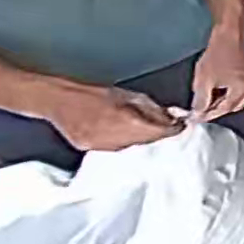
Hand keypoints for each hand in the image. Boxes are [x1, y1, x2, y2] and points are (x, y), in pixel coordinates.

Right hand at [43, 82, 180, 151]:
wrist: (61, 101)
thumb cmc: (99, 94)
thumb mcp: (135, 96)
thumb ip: (154, 110)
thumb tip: (171, 118)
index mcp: (126, 121)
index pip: (158, 131)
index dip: (173, 129)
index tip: (181, 125)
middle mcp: (112, 136)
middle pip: (146, 141)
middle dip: (159, 133)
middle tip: (167, 125)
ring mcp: (97, 145)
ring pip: (131, 146)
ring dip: (143, 138)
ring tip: (146, 126)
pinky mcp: (86, 148)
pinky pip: (114, 148)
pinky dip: (125, 141)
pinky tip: (127, 132)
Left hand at [190, 31, 243, 120]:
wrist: (229, 37)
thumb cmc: (217, 56)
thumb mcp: (203, 81)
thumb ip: (200, 101)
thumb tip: (198, 114)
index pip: (225, 108)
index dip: (209, 115)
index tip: (196, 118)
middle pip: (236, 105)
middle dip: (219, 109)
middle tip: (203, 111)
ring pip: (242, 98)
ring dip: (227, 101)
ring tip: (212, 101)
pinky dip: (235, 93)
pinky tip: (224, 90)